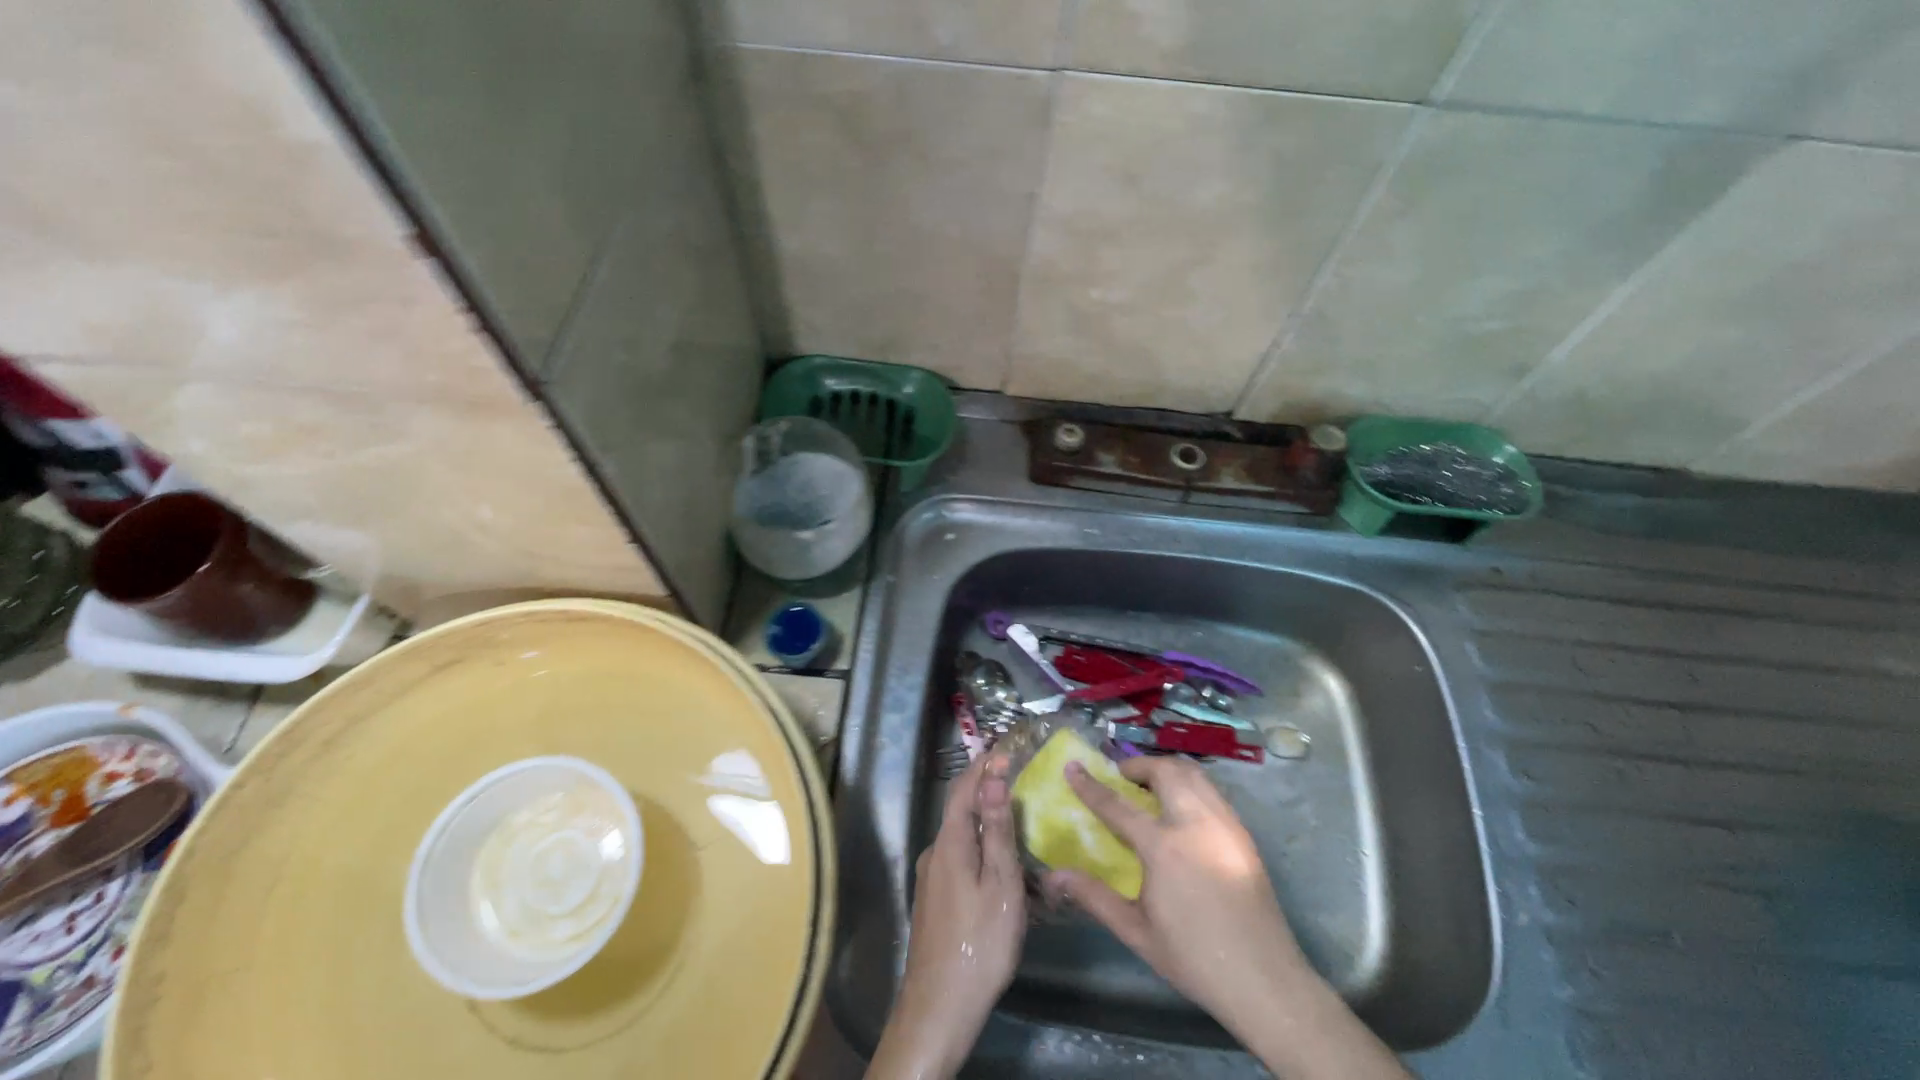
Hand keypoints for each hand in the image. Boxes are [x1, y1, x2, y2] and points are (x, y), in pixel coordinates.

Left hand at [865, 750, 1024, 1079]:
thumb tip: (993, 777)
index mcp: (950, 844)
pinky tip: (1004, 865)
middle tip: (1019, 777)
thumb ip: (998, 831)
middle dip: (986, 789)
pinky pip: (961, 860)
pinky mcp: (935, 900)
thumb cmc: (979, 941)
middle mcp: (934, 853)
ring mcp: (932, 878)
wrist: (940, 1004)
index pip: (963, 789)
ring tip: (1020, 819)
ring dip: (987, 822)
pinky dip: (983, 849)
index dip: (983, 764)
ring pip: (962, 837)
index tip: (1006, 745)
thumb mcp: (1000, 884)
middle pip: (961, 810)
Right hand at [1044, 755, 1305, 1028]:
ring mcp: (1226, 825)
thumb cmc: (1193, 958)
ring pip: (1195, 775)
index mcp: (1164, 847)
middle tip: (1119, 777)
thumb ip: (1094, 896)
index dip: (1091, 785)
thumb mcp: (1136, 931)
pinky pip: (1213, 793)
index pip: (1118, 805)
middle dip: (1138, 766)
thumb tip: (1053, 876)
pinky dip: (1191, 786)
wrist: (1264, 978)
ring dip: (1167, 770)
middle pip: (1165, 772)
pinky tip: (1181, 810)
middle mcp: (1196, 823)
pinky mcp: (1244, 836)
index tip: (1072, 766)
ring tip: (1149, 787)